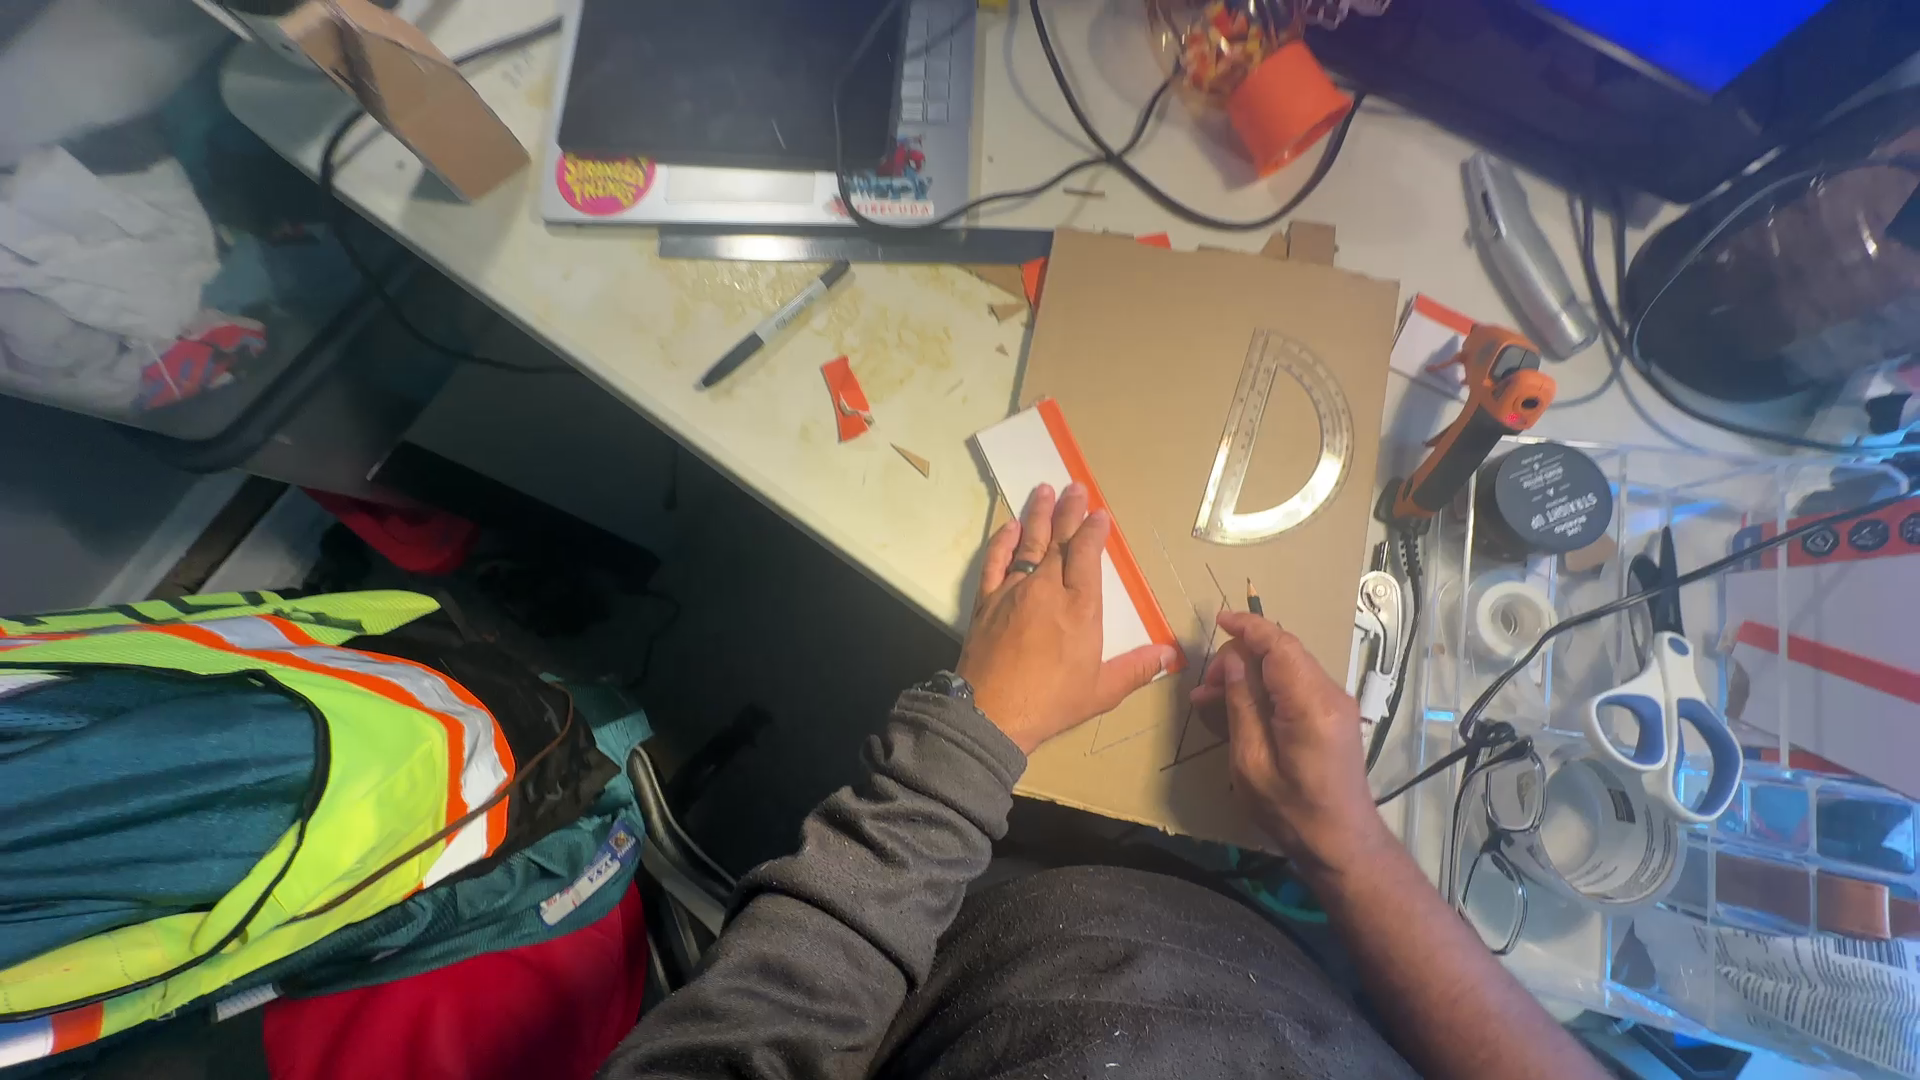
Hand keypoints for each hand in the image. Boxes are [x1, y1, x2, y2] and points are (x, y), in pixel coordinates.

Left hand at [957, 482, 1176, 754]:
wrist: (991, 713)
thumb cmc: (1051, 702)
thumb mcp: (1102, 690)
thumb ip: (1137, 668)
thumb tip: (1172, 655)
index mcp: (1080, 606)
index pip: (1087, 555)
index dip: (1093, 530)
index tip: (1099, 514)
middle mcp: (1047, 589)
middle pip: (1059, 540)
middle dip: (1069, 511)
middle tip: (1074, 487)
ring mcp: (1013, 591)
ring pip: (1029, 544)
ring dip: (1038, 515)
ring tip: (1044, 490)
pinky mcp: (986, 601)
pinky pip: (995, 562)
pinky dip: (1003, 542)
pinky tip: (1010, 526)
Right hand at [1191, 612, 1389, 870]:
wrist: (1342, 844)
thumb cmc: (1291, 811)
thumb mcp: (1251, 762)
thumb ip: (1242, 705)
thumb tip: (1234, 661)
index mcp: (1310, 707)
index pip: (1280, 646)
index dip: (1248, 627)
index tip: (1217, 620)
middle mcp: (1330, 696)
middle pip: (1283, 651)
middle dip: (1240, 655)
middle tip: (1206, 685)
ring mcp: (1336, 704)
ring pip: (1288, 665)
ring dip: (1250, 671)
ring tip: (1212, 695)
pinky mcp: (1333, 714)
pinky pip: (1295, 682)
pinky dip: (1265, 684)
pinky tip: (1239, 704)